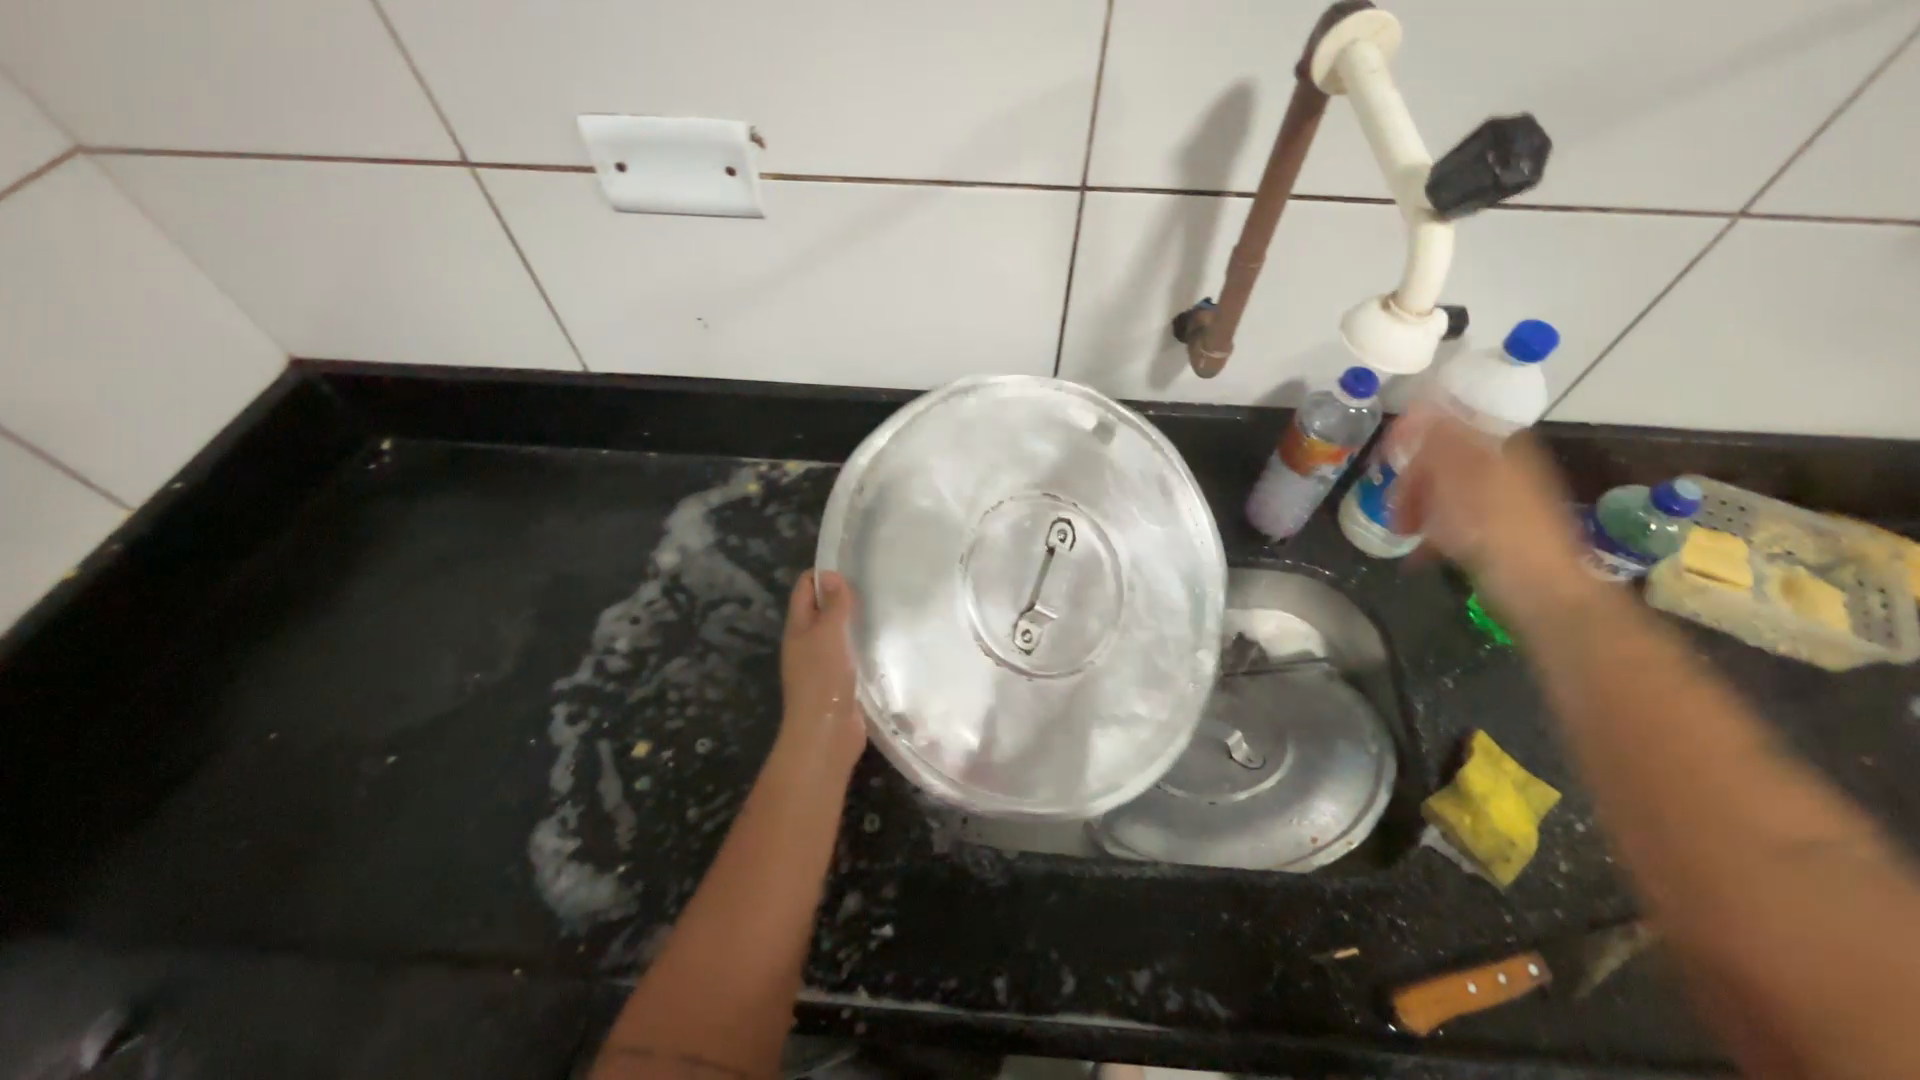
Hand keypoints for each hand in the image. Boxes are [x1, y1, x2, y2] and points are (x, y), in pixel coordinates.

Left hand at [778, 569, 866, 773]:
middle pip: (821, 610)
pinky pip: (850, 655)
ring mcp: (822, 664)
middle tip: (875, 585)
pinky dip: (863, 645)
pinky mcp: (840, 682)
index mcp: (798, 628)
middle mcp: (806, 643)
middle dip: (843, 597)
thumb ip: (833, 605)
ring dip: (855, 622)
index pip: (805, 589)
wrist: (826, 733)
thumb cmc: (823, 678)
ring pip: (838, 633)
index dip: (824, 575)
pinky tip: (884, 642)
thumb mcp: (829, 634)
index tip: (853, 567)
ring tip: (884, 609)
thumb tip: (830, 574)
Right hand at [1393, 408, 1601, 622]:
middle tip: (1392, 505)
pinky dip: (1432, 532)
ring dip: (1417, 507)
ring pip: (1445, 492)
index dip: (1414, 434)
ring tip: (1401, 531)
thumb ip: (1441, 440)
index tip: (1387, 454)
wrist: (1541, 591)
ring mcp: (1498, 503)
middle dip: (1412, 480)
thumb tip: (1422, 404)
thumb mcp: (1463, 476)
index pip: (1450, 423)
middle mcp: (1500, 468)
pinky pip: (1454, 522)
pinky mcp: (1494, 533)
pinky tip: (1418, 553)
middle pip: (1443, 459)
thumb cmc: (1497, 530)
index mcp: (1497, 448)